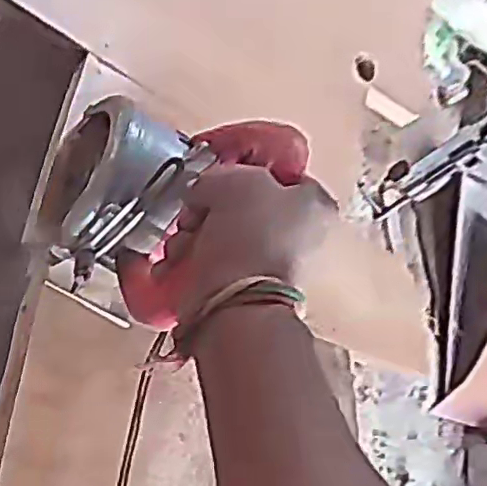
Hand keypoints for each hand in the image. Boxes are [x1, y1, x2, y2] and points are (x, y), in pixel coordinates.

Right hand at [160, 163, 336, 323]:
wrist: (230, 310)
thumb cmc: (245, 241)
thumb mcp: (237, 185)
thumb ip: (220, 176)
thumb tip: (201, 191)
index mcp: (312, 202)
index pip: (269, 177)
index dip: (234, 178)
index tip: (208, 191)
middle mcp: (295, 236)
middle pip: (236, 212)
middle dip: (204, 217)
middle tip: (189, 224)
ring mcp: (263, 269)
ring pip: (214, 242)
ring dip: (188, 244)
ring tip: (178, 254)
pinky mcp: (234, 295)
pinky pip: (202, 271)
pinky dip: (184, 270)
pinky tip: (174, 272)